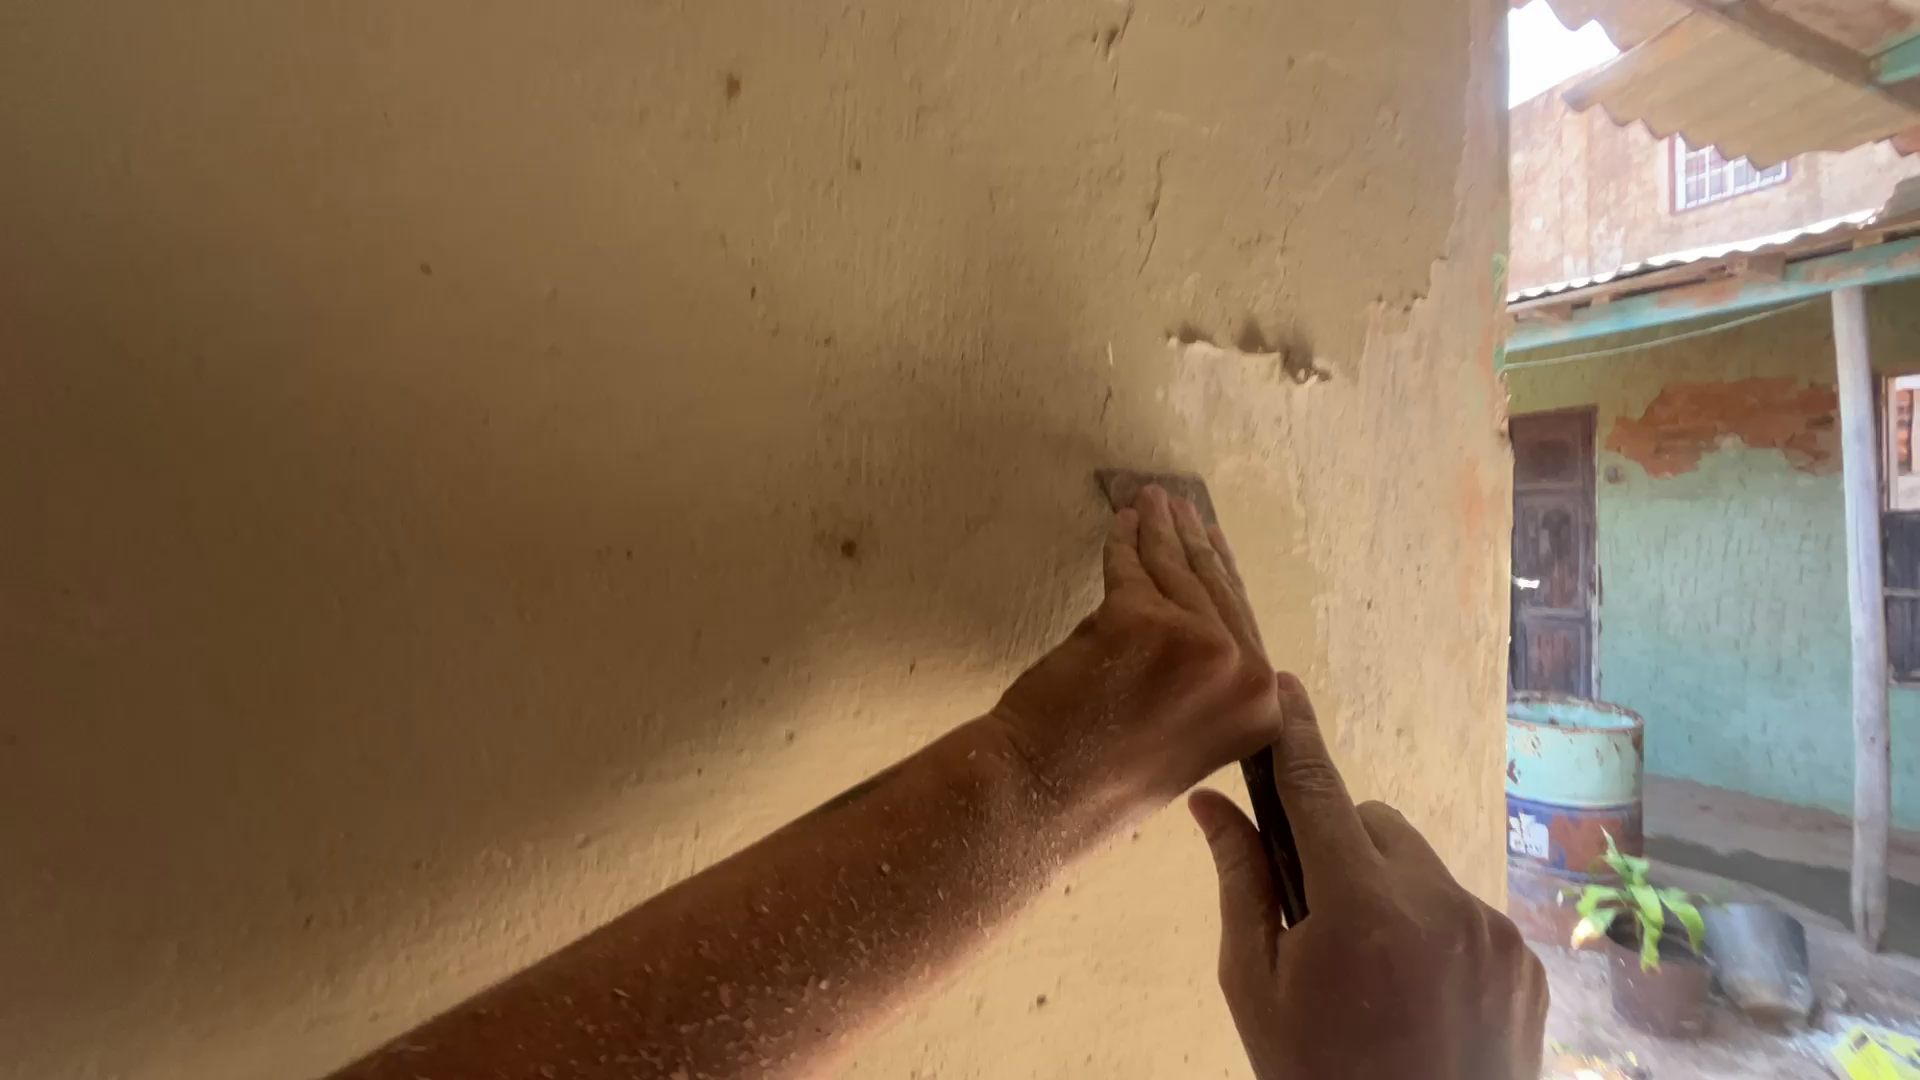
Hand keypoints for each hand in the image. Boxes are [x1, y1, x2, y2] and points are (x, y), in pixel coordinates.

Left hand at [989, 484, 1283, 824]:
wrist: (1045, 790)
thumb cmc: (1104, 770)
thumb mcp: (1183, 729)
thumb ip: (1204, 677)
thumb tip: (1199, 617)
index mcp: (1262, 708)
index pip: (1242, 620)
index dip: (1223, 573)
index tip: (1213, 539)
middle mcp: (1243, 671)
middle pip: (1211, 585)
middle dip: (1192, 539)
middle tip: (1179, 506)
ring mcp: (1197, 643)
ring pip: (1172, 568)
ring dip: (1158, 528)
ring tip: (1150, 500)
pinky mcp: (1140, 619)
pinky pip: (1128, 567)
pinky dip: (1121, 543)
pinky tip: (1121, 524)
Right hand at [1188, 680, 1547, 1079]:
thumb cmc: (1315, 1074)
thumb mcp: (1254, 982)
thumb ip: (1239, 880)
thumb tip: (1210, 804)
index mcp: (1360, 908)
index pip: (1317, 790)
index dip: (1294, 733)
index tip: (1282, 683)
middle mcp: (1437, 903)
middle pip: (1369, 820)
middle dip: (1334, 839)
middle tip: (1312, 907)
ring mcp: (1490, 931)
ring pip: (1412, 857)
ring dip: (1379, 877)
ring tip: (1368, 956)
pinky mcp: (1522, 959)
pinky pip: (1453, 899)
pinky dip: (1423, 914)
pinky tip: (1413, 981)